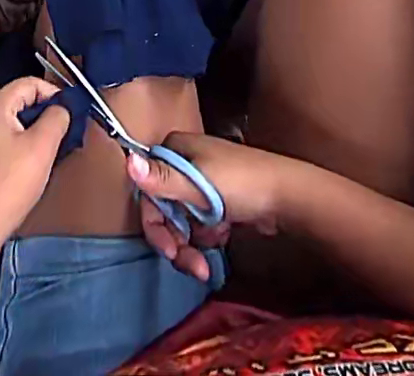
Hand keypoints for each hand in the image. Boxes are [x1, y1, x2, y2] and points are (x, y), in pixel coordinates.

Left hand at [0, 77, 68, 268]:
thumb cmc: (2, 191)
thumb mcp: (43, 147)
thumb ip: (59, 116)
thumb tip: (63, 107)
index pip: (31, 82)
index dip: (56, 93)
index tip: (72, 110)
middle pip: (20, 101)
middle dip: (45, 114)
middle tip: (64, 133)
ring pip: (12, 124)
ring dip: (34, 134)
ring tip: (48, 155)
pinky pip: (1, 143)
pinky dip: (19, 150)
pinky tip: (27, 172)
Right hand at [127, 133, 298, 281]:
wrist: (287, 196)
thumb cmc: (241, 184)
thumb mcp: (198, 185)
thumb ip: (162, 179)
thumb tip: (127, 160)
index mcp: (180, 149)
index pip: (149, 189)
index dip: (155, 221)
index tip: (168, 247)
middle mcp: (189, 161)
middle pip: (165, 208)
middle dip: (176, 240)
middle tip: (191, 264)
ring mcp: (205, 180)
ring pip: (182, 220)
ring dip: (192, 243)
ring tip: (208, 260)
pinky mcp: (219, 198)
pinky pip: (199, 222)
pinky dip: (207, 234)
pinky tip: (224, 236)